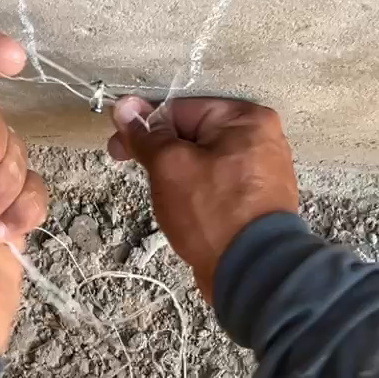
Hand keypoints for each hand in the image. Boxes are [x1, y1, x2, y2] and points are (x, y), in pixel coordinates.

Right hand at [107, 96, 298, 303]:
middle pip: (192, 134)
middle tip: (133, 171)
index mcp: (245, 118)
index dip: (143, 127)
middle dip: (159, 153)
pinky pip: (215, 185)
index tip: (118, 147)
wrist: (252, 271)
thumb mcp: (169, 166)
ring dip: (176, 175)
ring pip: (202, 162)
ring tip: (164, 198)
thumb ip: (147, 136)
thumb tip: (124, 107)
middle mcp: (260, 139)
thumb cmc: (212, 212)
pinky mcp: (254, 201)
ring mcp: (260, 172)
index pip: (180, 110)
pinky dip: (194, 193)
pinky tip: (183, 210)